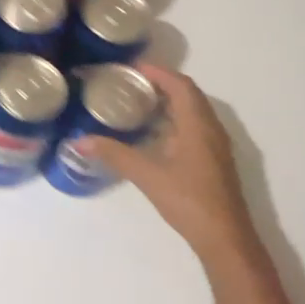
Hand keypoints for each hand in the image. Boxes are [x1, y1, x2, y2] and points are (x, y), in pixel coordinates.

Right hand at [85, 65, 258, 260]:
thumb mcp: (148, 176)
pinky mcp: (213, 161)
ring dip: (169, 104)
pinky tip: (153, 136)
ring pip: (193, 113)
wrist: (223, 236)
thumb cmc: (188, 200)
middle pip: (189, 96)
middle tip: (131, 85)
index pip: (181, 86)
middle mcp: (211, 129)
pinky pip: (194, 129)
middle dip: (162, 85)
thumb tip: (81, 141)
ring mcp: (215, 146)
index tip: (133, 67)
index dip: (159, 72)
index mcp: (198, 125)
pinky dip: (174, 122)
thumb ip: (116, 155)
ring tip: (138, 105)